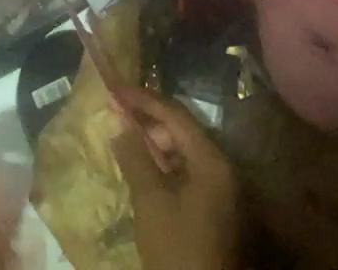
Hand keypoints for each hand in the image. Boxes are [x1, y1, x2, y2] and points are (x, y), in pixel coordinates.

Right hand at [109, 87, 239, 269]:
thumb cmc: (177, 248)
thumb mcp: (150, 202)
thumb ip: (135, 158)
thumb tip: (120, 125)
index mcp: (212, 160)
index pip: (175, 114)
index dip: (143, 99)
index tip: (115, 88)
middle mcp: (223, 166)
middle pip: (183, 130)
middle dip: (148, 119)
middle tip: (117, 110)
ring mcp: (222, 188)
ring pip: (185, 151)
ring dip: (155, 141)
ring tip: (125, 134)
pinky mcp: (215, 206)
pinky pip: (188, 171)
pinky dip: (165, 164)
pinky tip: (143, 165)